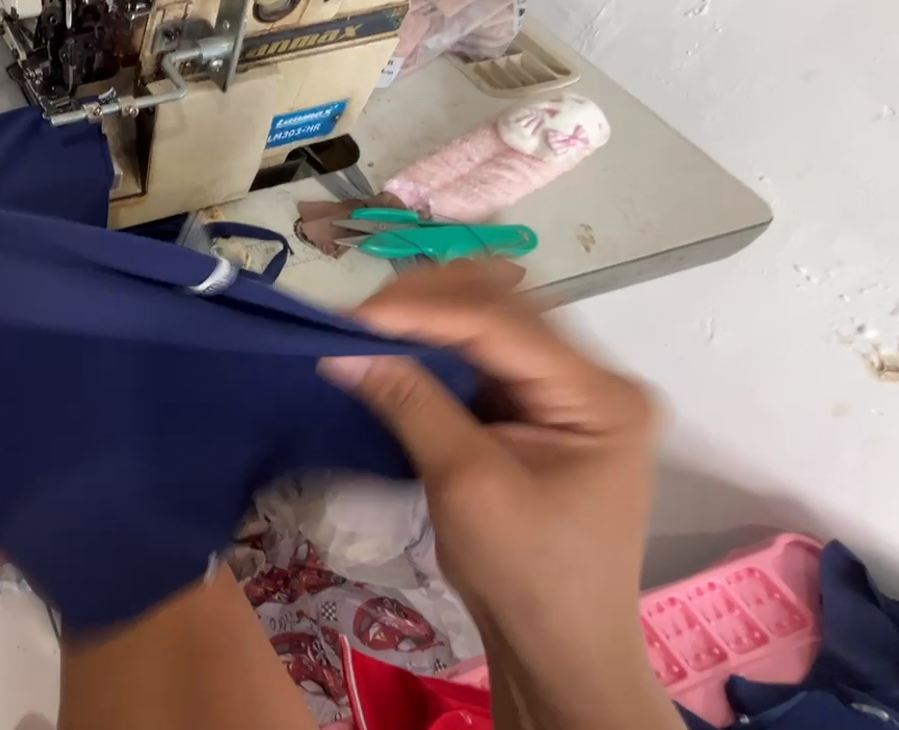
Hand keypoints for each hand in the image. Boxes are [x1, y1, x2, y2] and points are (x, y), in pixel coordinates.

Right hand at [322, 262, 669, 726]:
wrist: (556, 639)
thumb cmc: (526, 570)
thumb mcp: (465, 483)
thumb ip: (409, 404)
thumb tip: (340, 349)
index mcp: (598, 396)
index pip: (500, 323)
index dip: (420, 309)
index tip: (348, 317)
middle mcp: (589, 377)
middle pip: (500, 301)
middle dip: (421, 300)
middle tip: (354, 321)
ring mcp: (561, 387)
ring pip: (485, 314)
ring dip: (423, 312)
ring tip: (366, 327)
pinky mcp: (529, 401)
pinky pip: (475, 346)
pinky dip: (428, 337)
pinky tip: (391, 343)